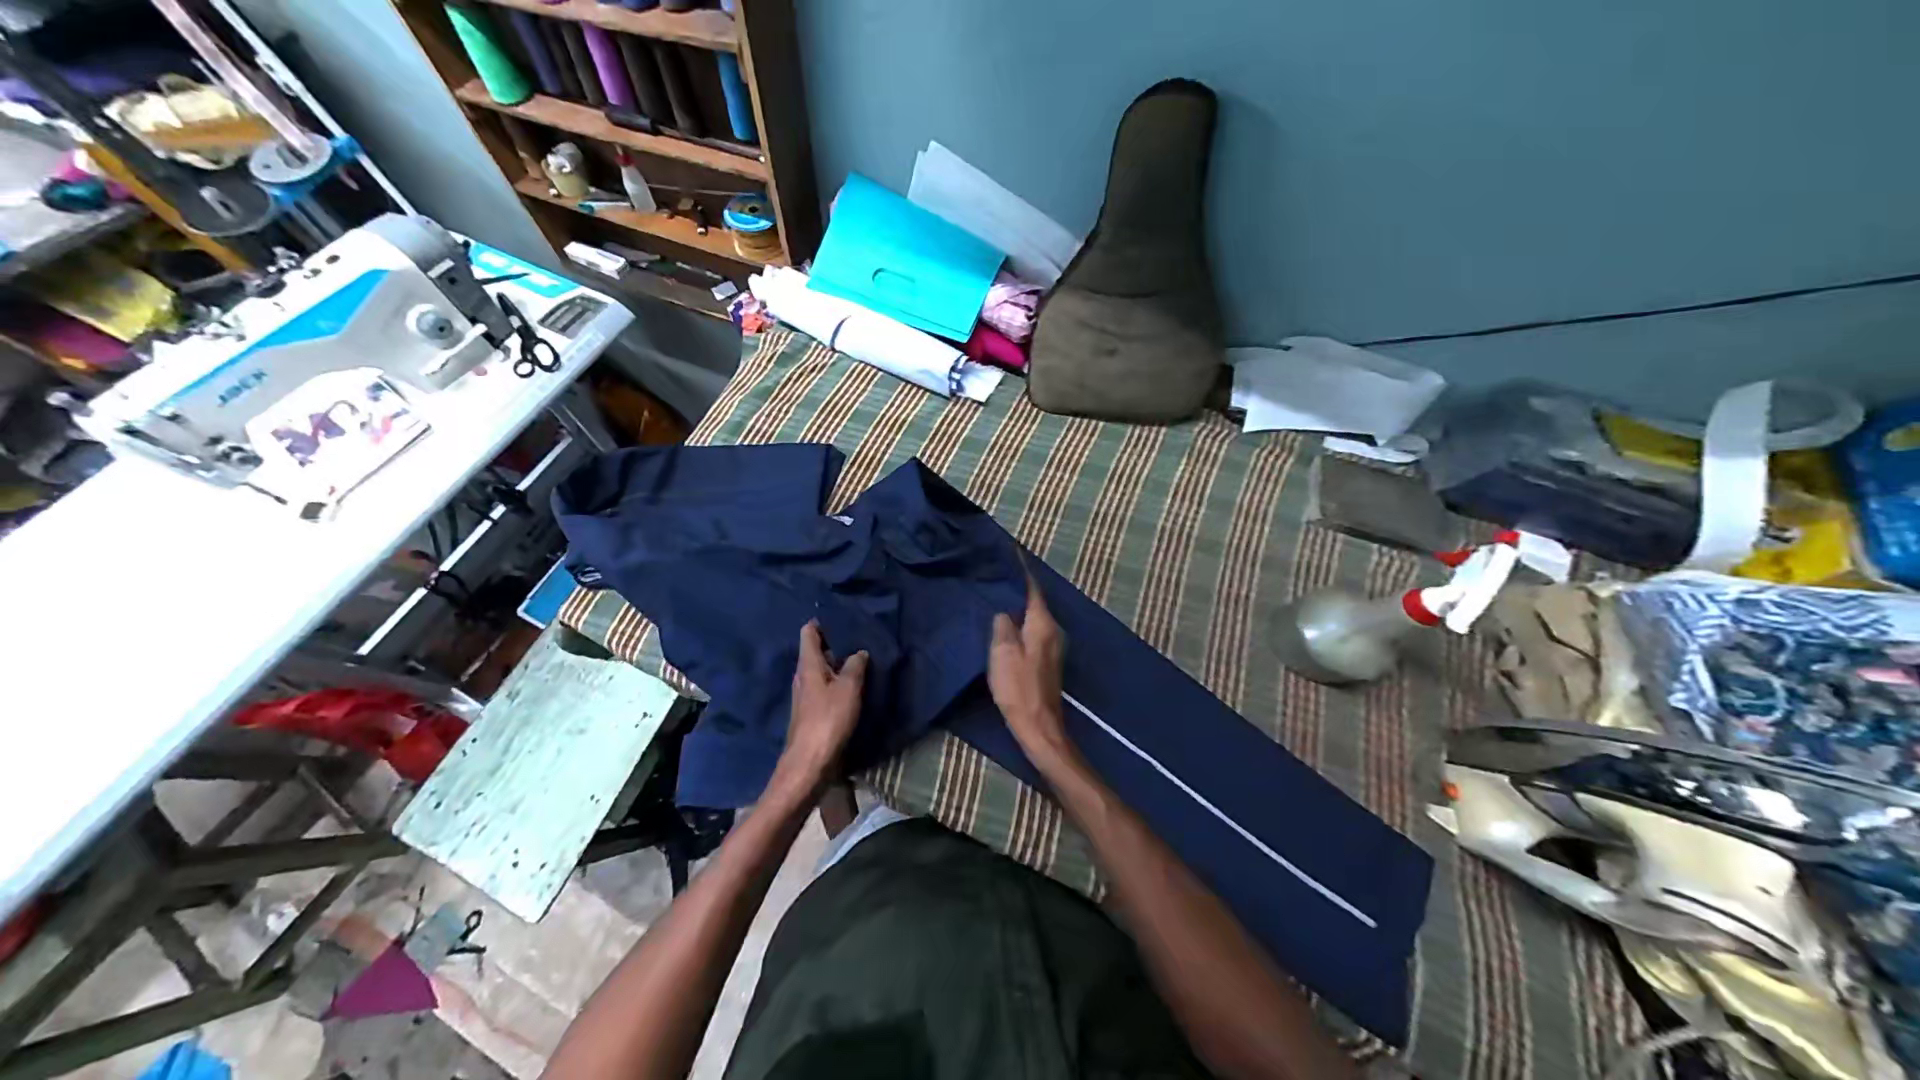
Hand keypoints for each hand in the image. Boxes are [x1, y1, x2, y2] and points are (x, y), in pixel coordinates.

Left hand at [775, 621, 867, 792]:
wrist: (810, 762)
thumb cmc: (828, 720)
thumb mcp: (848, 688)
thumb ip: (855, 666)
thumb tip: (859, 651)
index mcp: (807, 665)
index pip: (808, 634)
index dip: (821, 623)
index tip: (839, 616)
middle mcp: (802, 677)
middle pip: (814, 652)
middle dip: (833, 643)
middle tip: (857, 635)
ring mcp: (805, 696)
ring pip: (820, 671)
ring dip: (837, 664)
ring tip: (859, 658)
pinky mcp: (812, 713)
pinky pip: (824, 688)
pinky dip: (837, 682)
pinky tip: (852, 685)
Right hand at [989, 575, 1072, 767]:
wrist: (1039, 726)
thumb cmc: (1019, 688)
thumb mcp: (1003, 654)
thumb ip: (1003, 626)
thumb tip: (1004, 612)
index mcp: (1043, 624)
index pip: (1033, 589)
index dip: (1021, 571)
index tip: (1010, 552)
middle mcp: (1052, 630)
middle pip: (1034, 601)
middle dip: (1017, 587)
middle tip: (995, 572)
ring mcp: (1051, 646)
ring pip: (1032, 617)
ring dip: (1017, 606)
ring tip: (995, 593)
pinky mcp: (1045, 660)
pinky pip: (1031, 631)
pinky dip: (1019, 623)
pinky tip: (1004, 623)